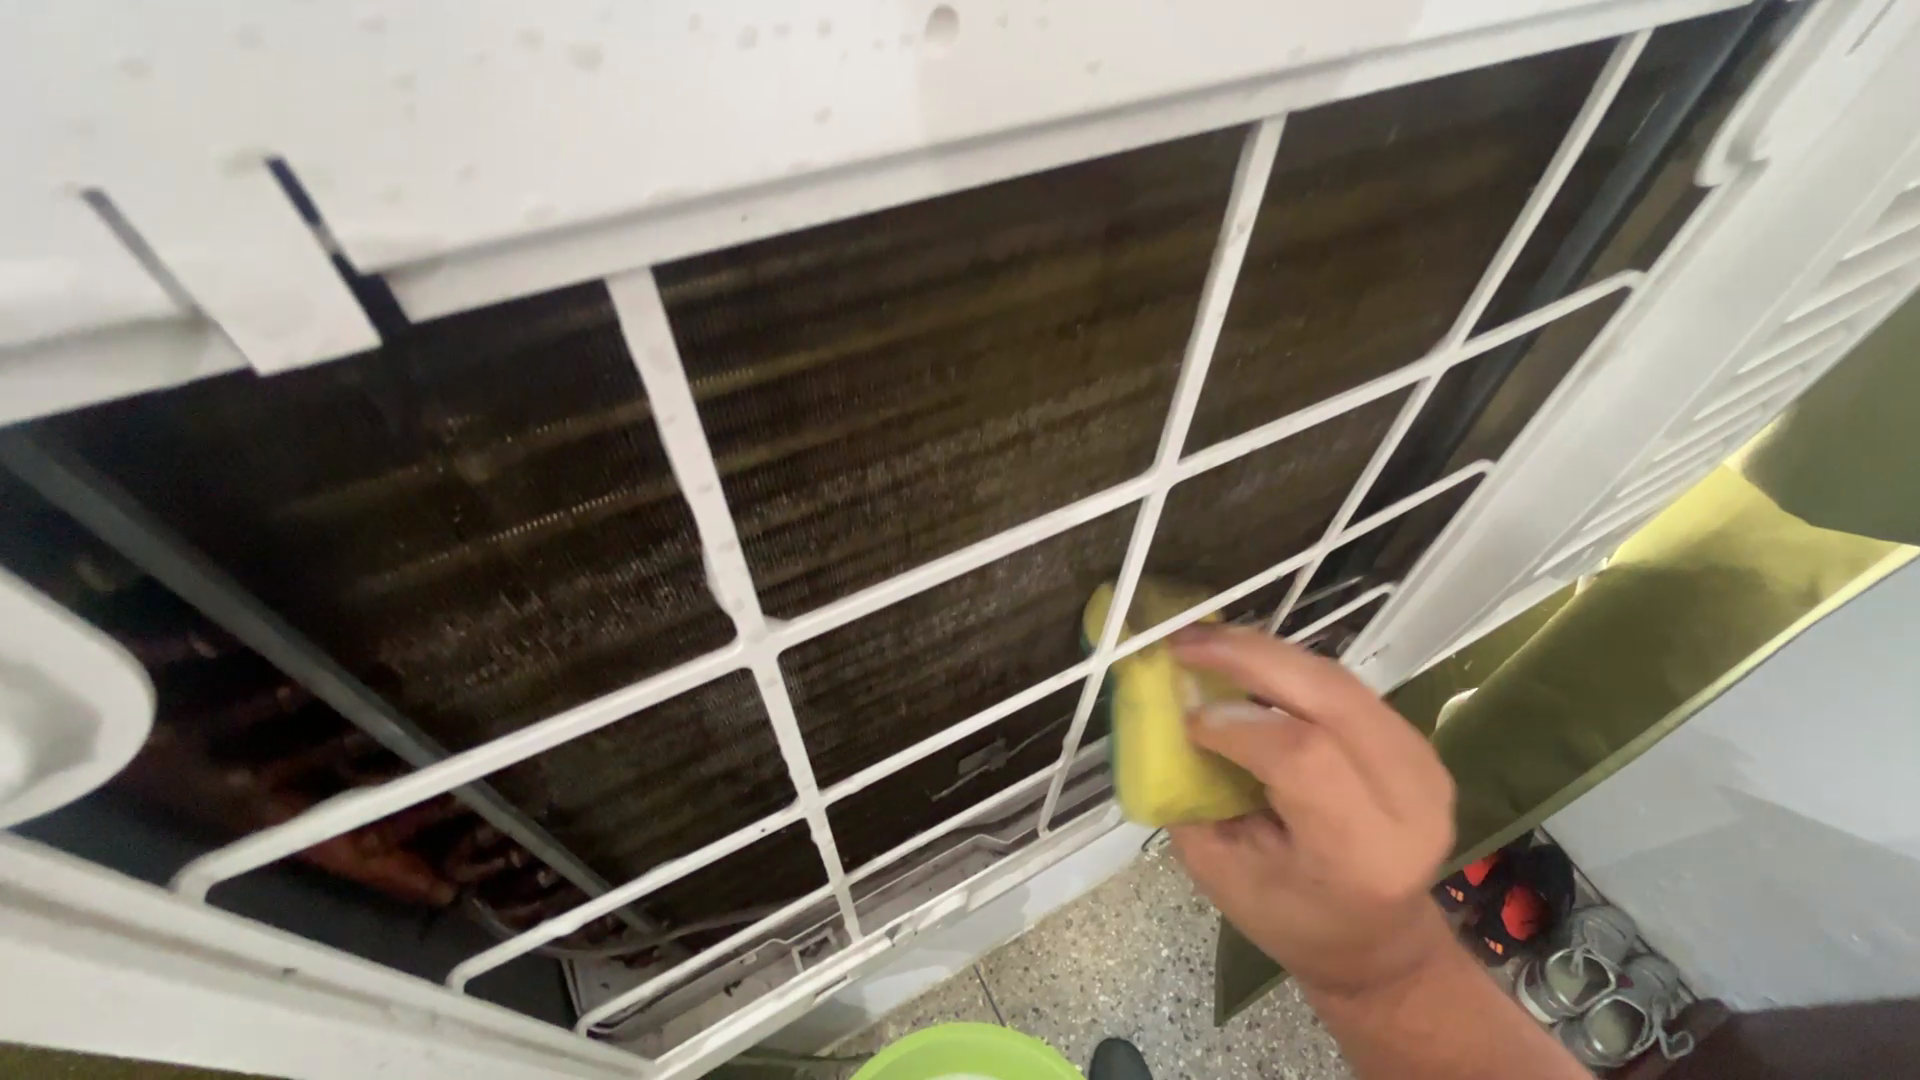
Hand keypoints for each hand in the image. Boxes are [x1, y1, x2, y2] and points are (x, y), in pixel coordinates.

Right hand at [1165, 624, 1456, 1001]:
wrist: (1380, 941)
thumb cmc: (1293, 918)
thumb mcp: (1221, 873)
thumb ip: (1191, 797)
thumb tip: (1167, 717)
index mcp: (1361, 851)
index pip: (1302, 756)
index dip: (1236, 724)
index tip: (1186, 717)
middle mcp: (1409, 799)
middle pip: (1328, 696)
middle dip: (1248, 658)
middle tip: (1184, 641)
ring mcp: (1423, 763)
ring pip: (1335, 678)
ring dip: (1265, 653)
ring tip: (1206, 641)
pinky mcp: (1418, 742)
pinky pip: (1343, 685)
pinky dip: (1287, 666)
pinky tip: (1244, 659)